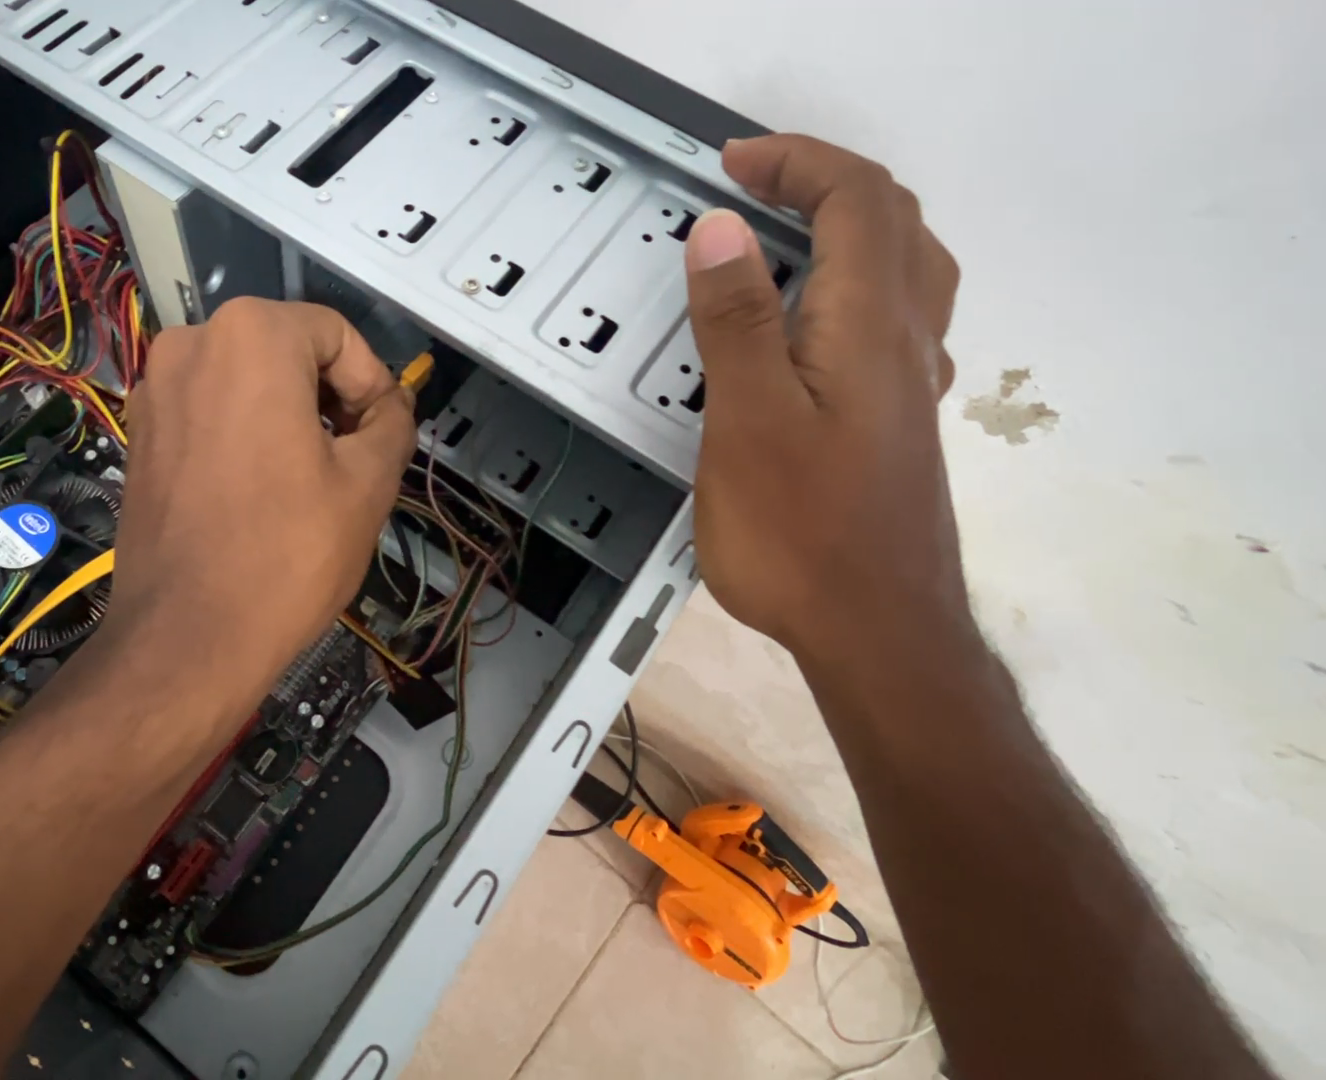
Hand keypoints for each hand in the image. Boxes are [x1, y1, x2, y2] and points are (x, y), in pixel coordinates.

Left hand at [102, 297, 415, 698]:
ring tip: (311, 479)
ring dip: (288, 416)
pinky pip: (208, 413)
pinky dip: (244, 434)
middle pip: (286, 351)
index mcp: (251, 337)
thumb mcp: (368, 484)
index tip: (382, 436)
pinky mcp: (138, 436)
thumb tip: (391, 406)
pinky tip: (261, 491)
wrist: (188, 639)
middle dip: (329, 397)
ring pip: (245, 382)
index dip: (371, 383)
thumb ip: (393, 423)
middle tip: (354, 458)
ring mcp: (154, 391)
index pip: (335, 333)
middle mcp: (190, 345)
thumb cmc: (287, 555)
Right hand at [685, 135, 967, 660]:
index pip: (855, 202)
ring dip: (852, 228)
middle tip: (755, 187)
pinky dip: (854, 288)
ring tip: (787, 237)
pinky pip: (891, 324)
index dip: (797, 163)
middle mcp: (903, 345)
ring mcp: (907, 387)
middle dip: (826, 182)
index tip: (730, 164)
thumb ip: (736, 323)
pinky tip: (818, 328)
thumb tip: (724, 231)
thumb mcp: (748, 421)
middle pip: (894, 223)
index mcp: (867, 329)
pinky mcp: (895, 426)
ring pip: (905, 272)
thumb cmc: (801, 532)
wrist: (874, 632)